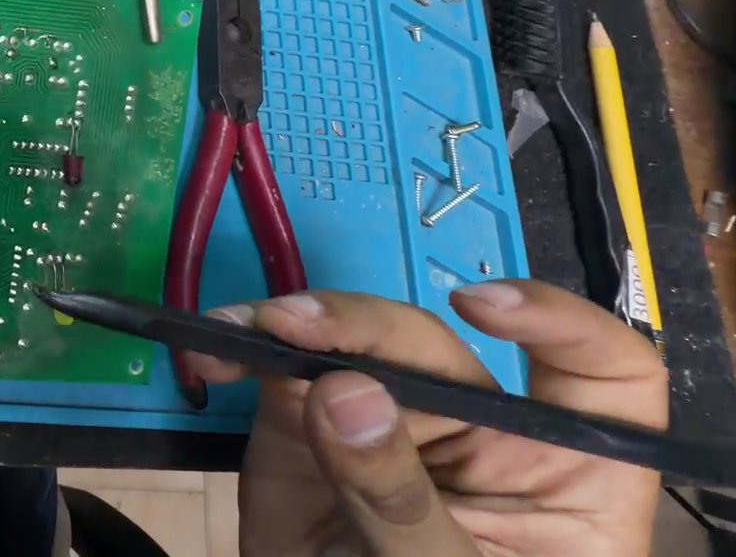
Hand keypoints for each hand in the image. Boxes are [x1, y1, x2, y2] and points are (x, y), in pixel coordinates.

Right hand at [191, 281, 665, 556]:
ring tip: (231, 331)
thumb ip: (400, 497)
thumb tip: (344, 389)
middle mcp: (471, 427)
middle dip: (354, 322)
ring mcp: (378, 413)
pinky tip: (207, 355)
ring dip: (280, 322)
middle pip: (428, 342)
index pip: (596, 376)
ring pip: (341, 335)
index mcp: (551, 473)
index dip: (556, 322)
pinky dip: (233, 347)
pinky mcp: (300, 411)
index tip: (473, 305)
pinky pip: (269, 360)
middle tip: (286, 327)